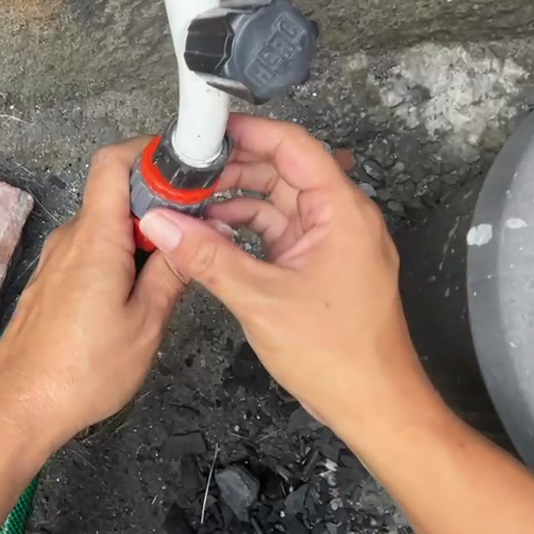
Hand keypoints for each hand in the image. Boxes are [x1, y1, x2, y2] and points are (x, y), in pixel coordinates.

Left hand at [0, 138, 186, 449]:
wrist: (19, 406)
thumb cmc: (82, 372)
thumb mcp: (145, 324)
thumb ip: (171, 273)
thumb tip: (195, 234)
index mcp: (94, 239)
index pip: (112, 163)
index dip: (148, 151)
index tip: (184, 166)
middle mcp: (69, 240)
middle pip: (113, 196)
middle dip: (156, 204)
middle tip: (194, 229)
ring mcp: (55, 261)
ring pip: (103, 228)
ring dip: (138, 238)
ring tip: (170, 270)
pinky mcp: (50, 283)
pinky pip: (87, 253)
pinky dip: (116, 258)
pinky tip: (135, 292)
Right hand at [136, 114, 433, 429]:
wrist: (371, 403)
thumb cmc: (336, 353)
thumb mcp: (260, 298)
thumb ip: (206, 257)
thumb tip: (162, 223)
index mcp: (340, 213)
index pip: (294, 148)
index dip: (250, 132)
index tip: (207, 129)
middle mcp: (338, 219)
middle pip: (281, 171)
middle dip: (231, 169)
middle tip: (185, 172)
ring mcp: (327, 242)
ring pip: (275, 202)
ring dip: (233, 201)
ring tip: (188, 204)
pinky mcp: (315, 264)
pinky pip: (275, 232)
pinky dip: (242, 230)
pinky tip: (209, 236)